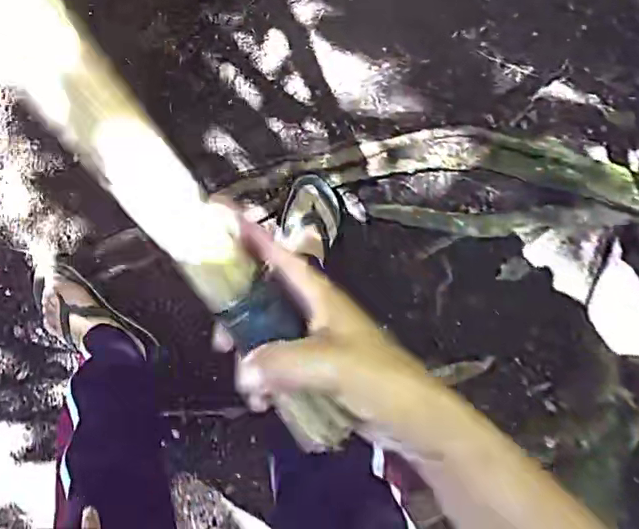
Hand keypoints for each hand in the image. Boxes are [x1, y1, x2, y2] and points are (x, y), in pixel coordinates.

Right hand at [215, 207, 468, 462]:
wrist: (420, 423)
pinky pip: (276, 364)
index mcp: (317, 292)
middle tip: (221, 341)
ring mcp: (312, 338)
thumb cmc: (380, 379)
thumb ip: (284, 362)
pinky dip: (264, 380)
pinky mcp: (315, 368)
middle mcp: (310, 308)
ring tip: (249, 387)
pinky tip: (263, 402)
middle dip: (237, 315)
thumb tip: (245, 368)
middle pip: (261, 294)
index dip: (249, 232)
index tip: (219, 214)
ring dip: (250, 356)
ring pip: (265, 333)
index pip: (276, 251)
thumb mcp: (330, 364)